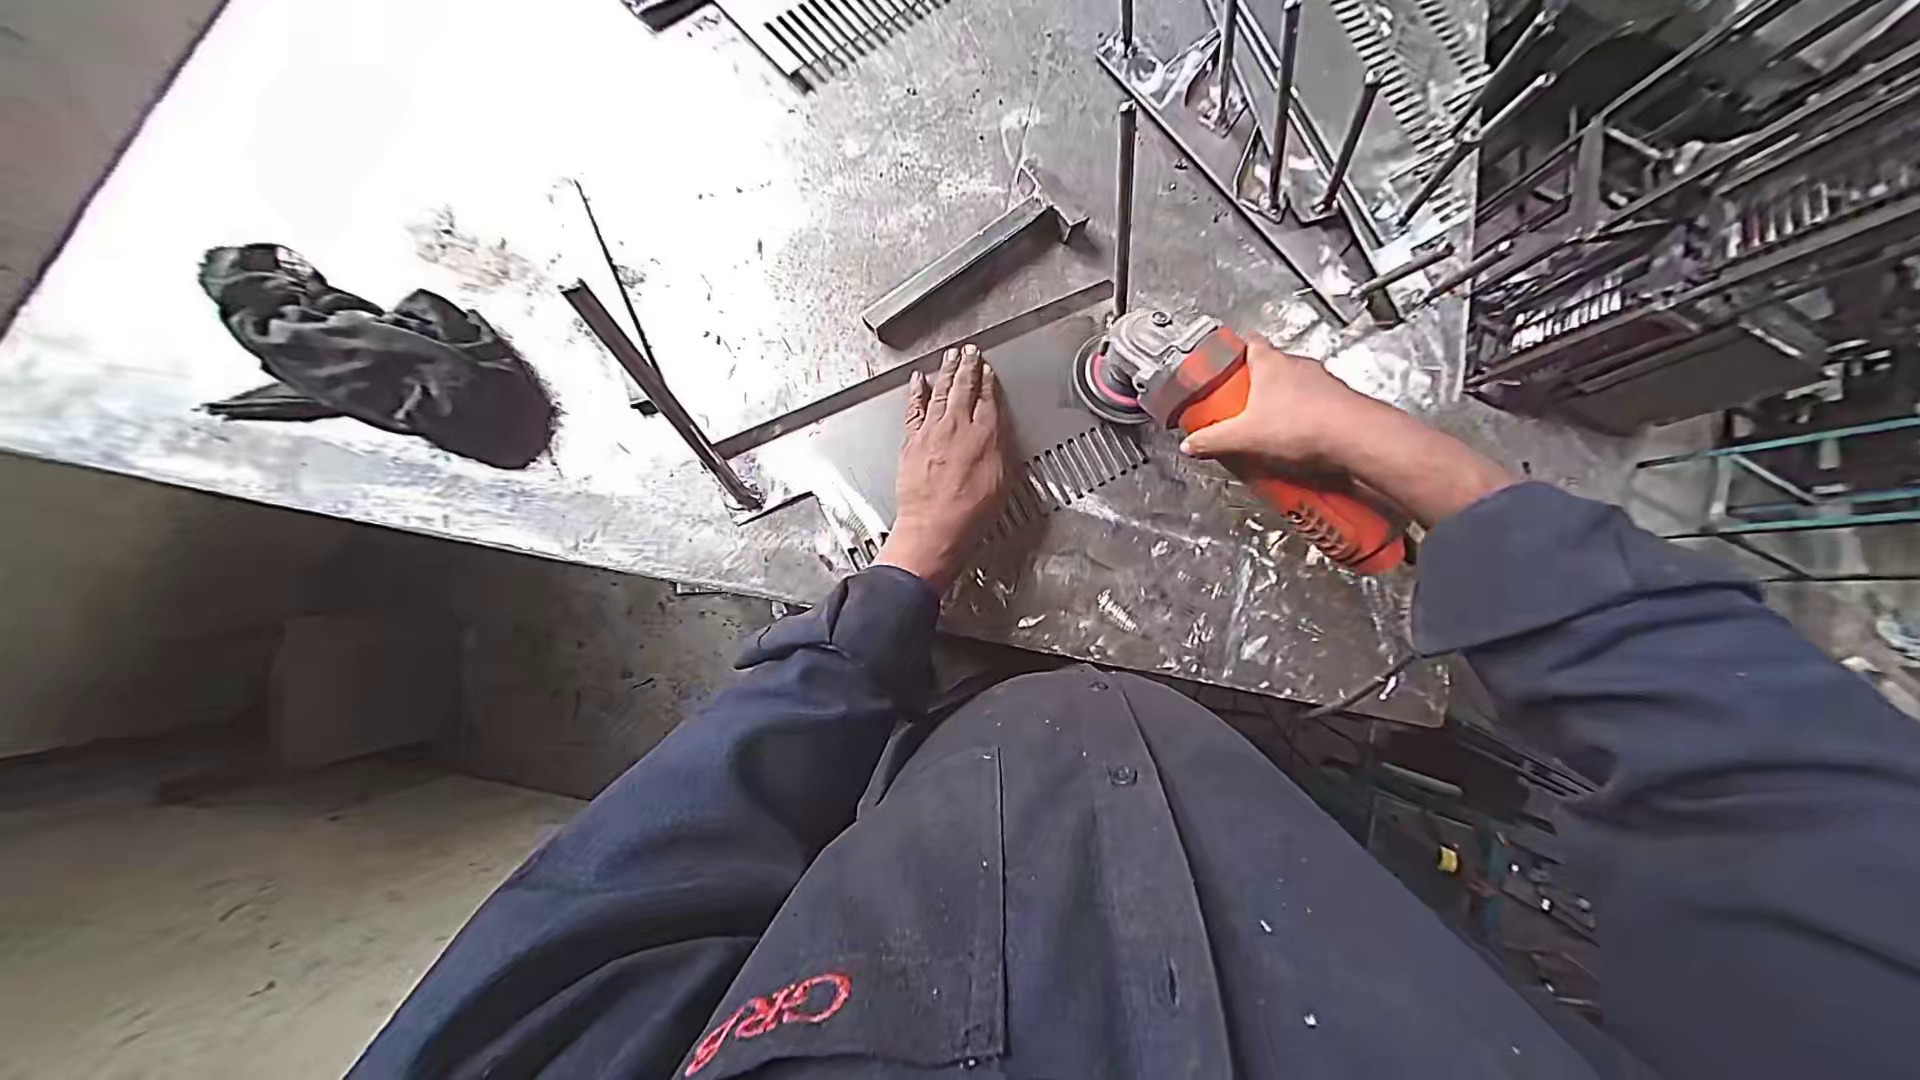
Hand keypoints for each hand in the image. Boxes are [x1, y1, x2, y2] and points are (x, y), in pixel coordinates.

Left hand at [875, 343, 1008, 590]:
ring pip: (941, 391)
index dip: (989, 381)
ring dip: (947, 371)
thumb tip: (998, 433)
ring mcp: (932, 432)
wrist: (934, 528)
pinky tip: (919, 381)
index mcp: (984, 436)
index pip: (988, 399)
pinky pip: (914, 408)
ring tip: (951, 357)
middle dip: (968, 366)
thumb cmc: (969, 514)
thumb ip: (1000, 451)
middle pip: (964, 387)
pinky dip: (917, 391)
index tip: (989, 369)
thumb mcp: (1001, 483)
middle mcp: (957, 428)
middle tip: (970, 351)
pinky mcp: (912, 442)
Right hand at [1179, 336, 1512, 527]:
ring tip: (1257, 429)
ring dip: (1272, 406)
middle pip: (1265, 369)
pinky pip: (1306, 409)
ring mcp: (1319, 385)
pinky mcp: (1334, 405)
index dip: (1230, 350)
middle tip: (1231, 405)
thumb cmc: (1307, 424)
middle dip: (1246, 387)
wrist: (1357, 440)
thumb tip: (1190, 444)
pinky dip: (1293, 421)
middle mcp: (1298, 368)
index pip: (1247, 343)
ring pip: (1287, 389)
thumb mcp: (1244, 436)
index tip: (1218, 362)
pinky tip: (1285, 443)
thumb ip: (1212, 440)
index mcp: (1271, 363)